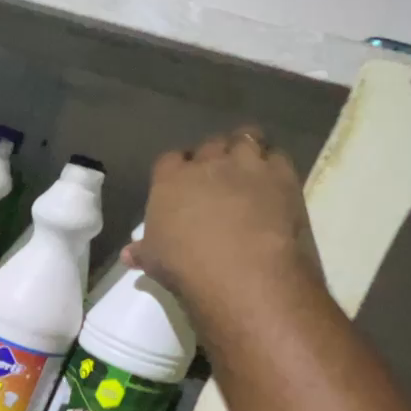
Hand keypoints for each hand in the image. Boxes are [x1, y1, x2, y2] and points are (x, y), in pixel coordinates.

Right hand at [123, 126, 321, 318]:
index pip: (168, 161)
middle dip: (212, 159)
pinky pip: (276, 156)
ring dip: (243, 151)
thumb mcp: (154, 262)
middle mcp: (208, 163)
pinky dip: (272, 165)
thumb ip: (142, 251)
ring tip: (245, 172)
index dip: (175, 171)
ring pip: (245, 138)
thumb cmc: (185, 266)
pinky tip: (270, 184)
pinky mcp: (282, 174)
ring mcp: (247, 164)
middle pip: (208, 145)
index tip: (179, 186)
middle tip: (215, 181)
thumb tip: (128, 255)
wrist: (243, 272)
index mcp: (170, 180)